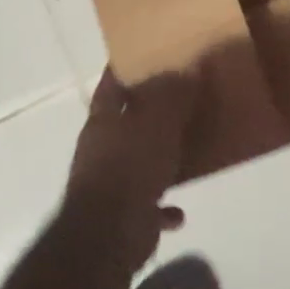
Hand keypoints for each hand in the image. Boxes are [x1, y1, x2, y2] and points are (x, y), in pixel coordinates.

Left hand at [63, 68, 199, 273]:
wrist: (110, 235)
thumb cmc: (131, 167)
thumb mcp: (158, 121)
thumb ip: (174, 94)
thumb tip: (189, 68)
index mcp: (103, 122)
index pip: (111, 84)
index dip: (124, 67)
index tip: (144, 53)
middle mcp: (101, 150)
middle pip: (125, 123)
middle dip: (148, 113)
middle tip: (181, 99)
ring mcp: (110, 184)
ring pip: (136, 162)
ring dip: (158, 159)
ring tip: (186, 152)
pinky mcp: (123, 216)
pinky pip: (148, 205)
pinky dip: (163, 206)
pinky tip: (179, 210)